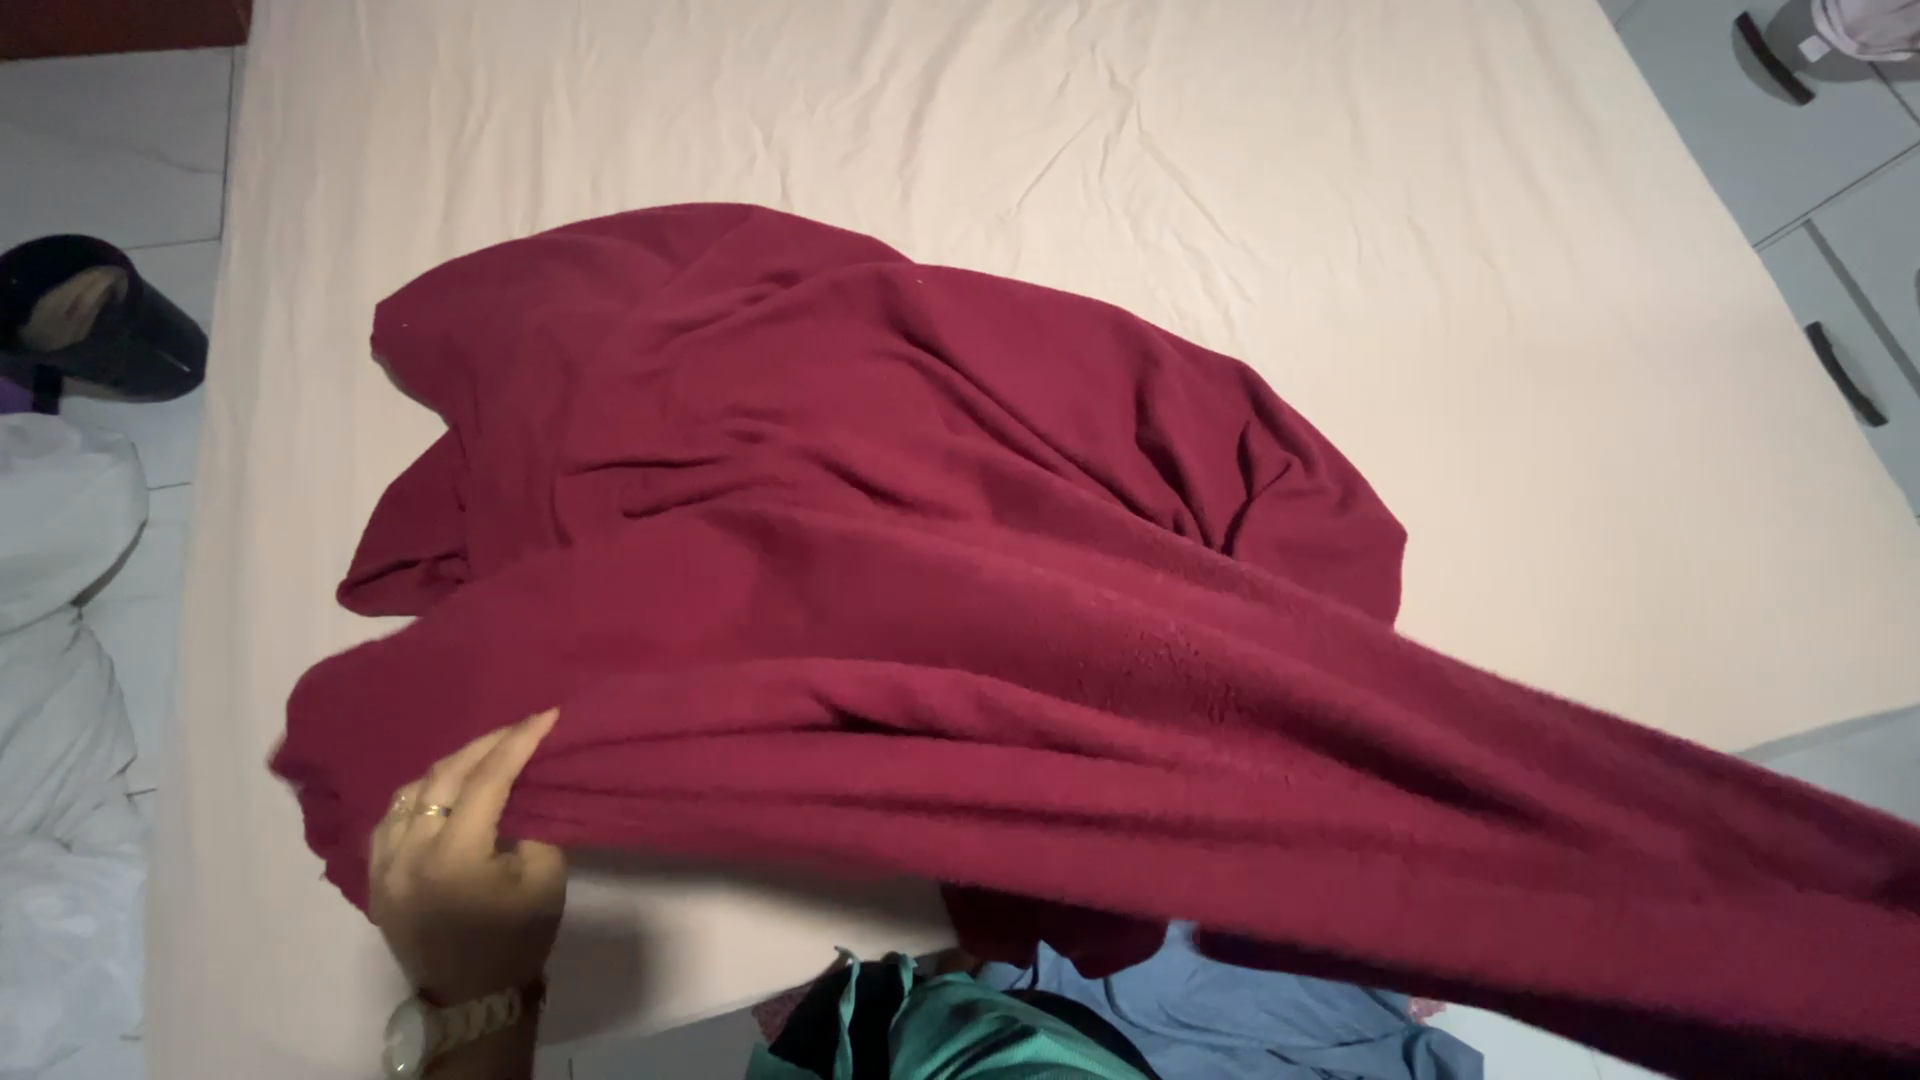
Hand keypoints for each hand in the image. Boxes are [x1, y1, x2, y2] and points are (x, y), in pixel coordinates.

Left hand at [370, 709, 566, 1003]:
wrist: (472, 995)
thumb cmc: (518, 936)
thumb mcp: (544, 875)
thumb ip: (535, 822)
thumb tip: (532, 783)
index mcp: (452, 857)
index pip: (487, 780)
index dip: (520, 742)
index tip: (548, 715)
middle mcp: (407, 855)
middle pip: (444, 777)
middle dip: (488, 744)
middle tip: (523, 725)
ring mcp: (382, 867)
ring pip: (410, 792)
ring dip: (451, 765)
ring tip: (486, 751)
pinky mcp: (374, 878)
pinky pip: (392, 817)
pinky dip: (422, 792)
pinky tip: (445, 786)